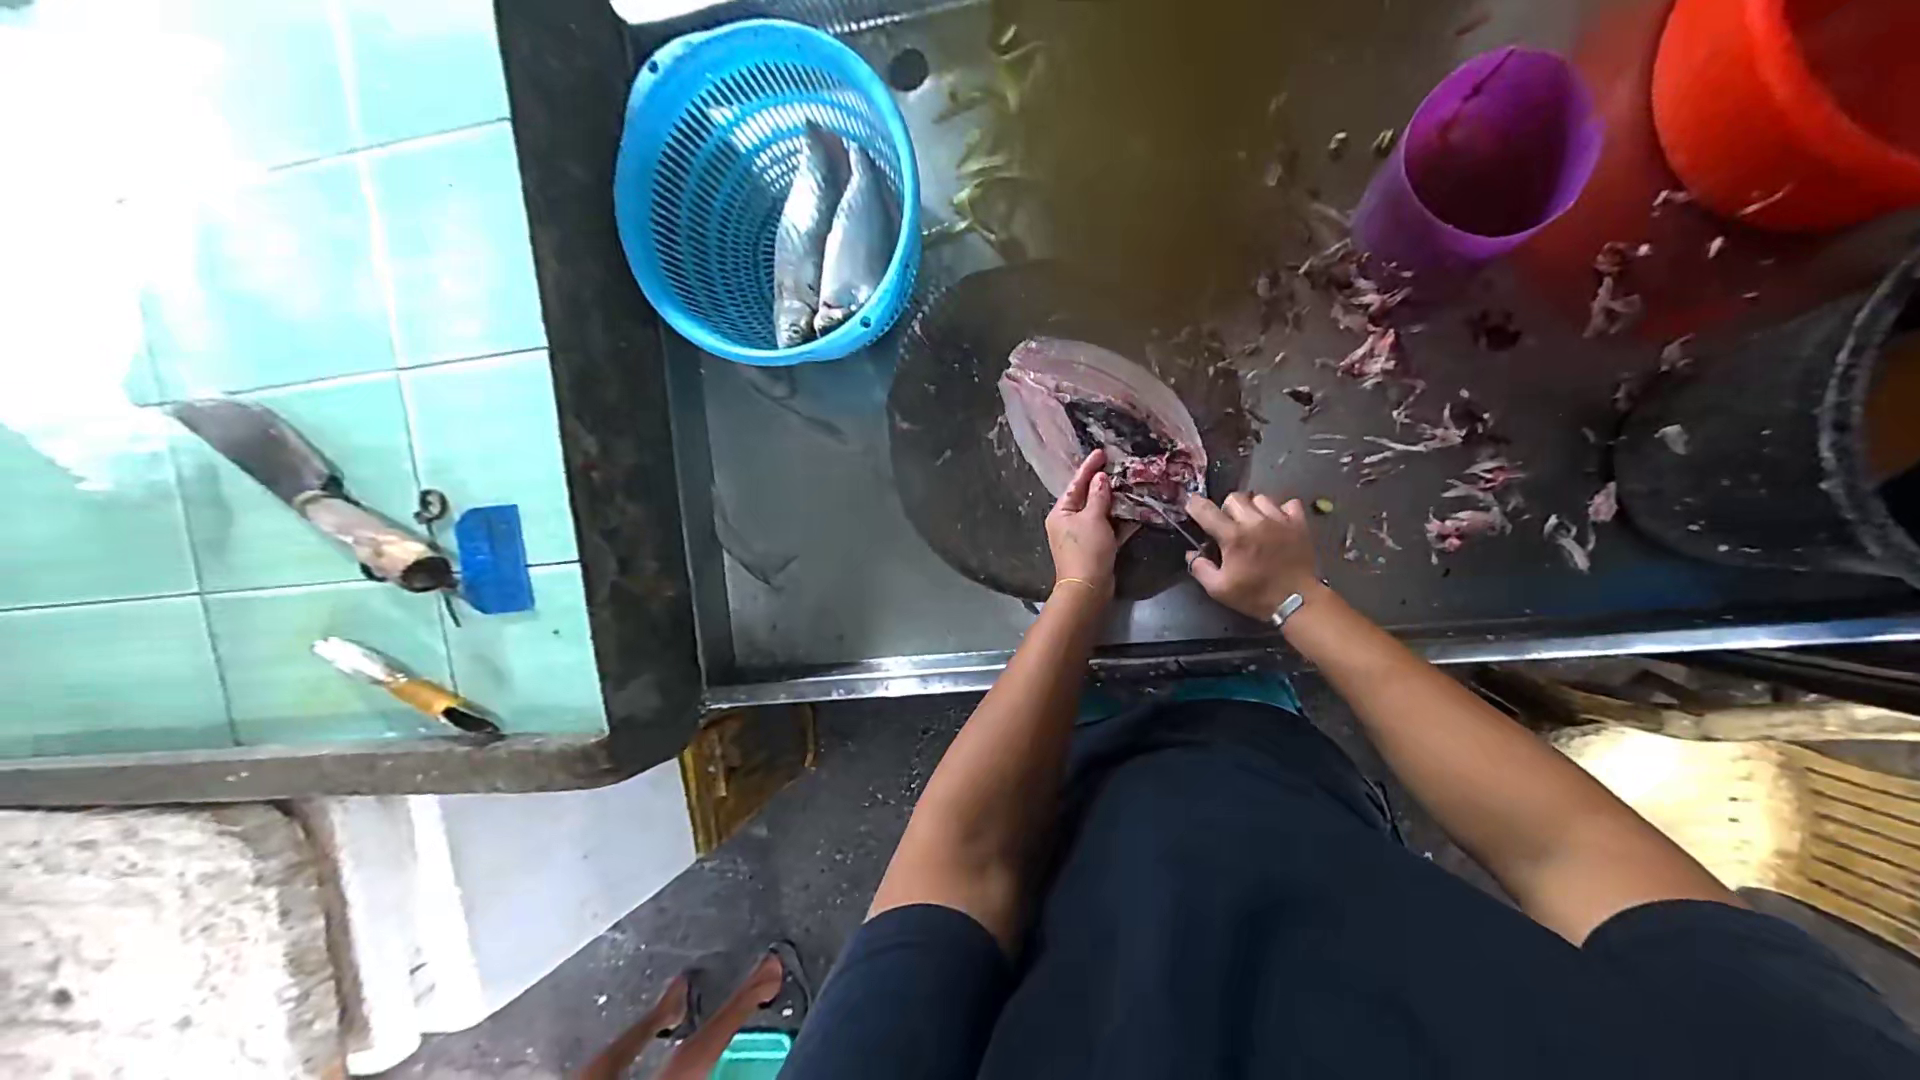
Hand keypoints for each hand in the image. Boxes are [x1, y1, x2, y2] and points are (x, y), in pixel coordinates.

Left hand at [1046, 450, 1136, 593]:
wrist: (1088, 588)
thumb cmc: (1086, 550)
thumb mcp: (1093, 518)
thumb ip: (1098, 496)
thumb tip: (1100, 478)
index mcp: (1061, 512)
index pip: (1075, 484)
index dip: (1088, 467)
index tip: (1101, 452)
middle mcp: (1069, 522)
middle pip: (1088, 497)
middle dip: (1104, 484)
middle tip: (1120, 466)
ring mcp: (1083, 536)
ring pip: (1101, 513)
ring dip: (1116, 502)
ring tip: (1132, 485)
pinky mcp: (1097, 548)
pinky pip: (1110, 529)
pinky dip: (1122, 521)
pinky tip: (1137, 511)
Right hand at [1185, 493, 1322, 618]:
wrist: (1298, 602)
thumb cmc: (1255, 595)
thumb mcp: (1219, 589)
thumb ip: (1200, 569)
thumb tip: (1192, 553)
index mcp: (1233, 537)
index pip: (1206, 510)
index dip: (1195, 505)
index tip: (1192, 506)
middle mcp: (1255, 522)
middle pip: (1234, 498)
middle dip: (1226, 509)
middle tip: (1228, 525)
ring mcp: (1280, 520)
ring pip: (1260, 498)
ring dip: (1252, 508)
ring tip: (1253, 523)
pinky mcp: (1299, 524)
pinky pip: (1289, 504)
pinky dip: (1281, 510)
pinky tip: (1277, 522)